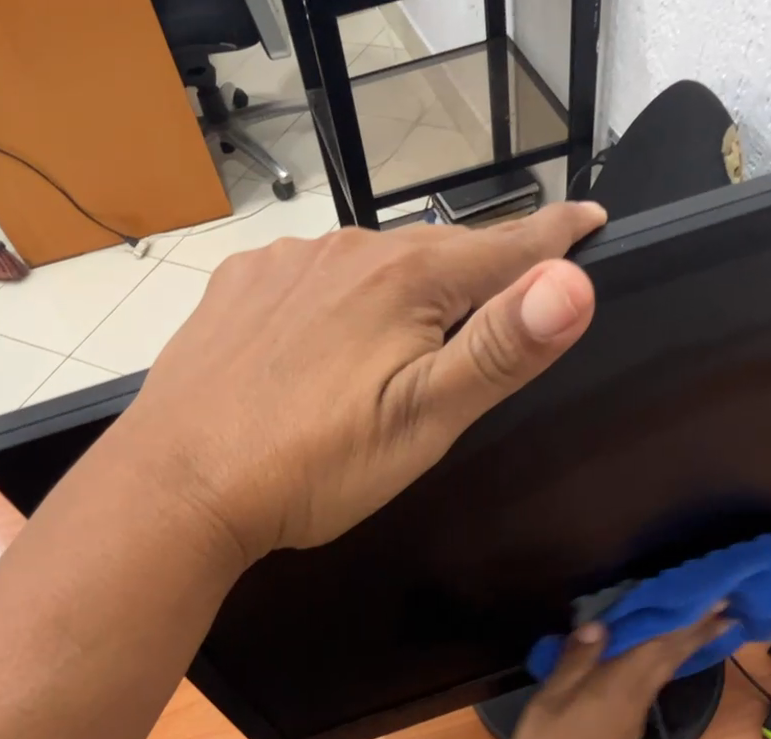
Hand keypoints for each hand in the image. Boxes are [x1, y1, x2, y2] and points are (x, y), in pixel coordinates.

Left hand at [97, 203, 605, 564]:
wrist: (181, 486)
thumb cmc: (313, 465)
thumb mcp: (424, 419)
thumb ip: (500, 350)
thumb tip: (573, 283)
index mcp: (406, 279)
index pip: (508, 244)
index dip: (558, 236)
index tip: (590, 221)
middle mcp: (347, 251)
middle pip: (441, 254)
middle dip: (478, 278)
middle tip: (494, 321)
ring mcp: (286, 264)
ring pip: (374, 265)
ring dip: (405, 292)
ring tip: (402, 349)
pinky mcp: (242, 287)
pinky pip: (313, 278)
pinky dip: (339, 300)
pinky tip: (324, 346)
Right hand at [509, 611, 733, 738]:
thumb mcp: (549, 705)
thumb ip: (573, 663)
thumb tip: (598, 625)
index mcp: (618, 685)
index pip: (660, 644)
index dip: (688, 620)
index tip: (716, 598)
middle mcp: (636, 696)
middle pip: (671, 656)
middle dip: (697, 629)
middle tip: (723, 604)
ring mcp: (634, 714)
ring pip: (663, 669)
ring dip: (682, 643)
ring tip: (697, 619)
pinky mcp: (627, 728)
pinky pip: (649, 681)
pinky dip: (660, 661)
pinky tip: (653, 652)